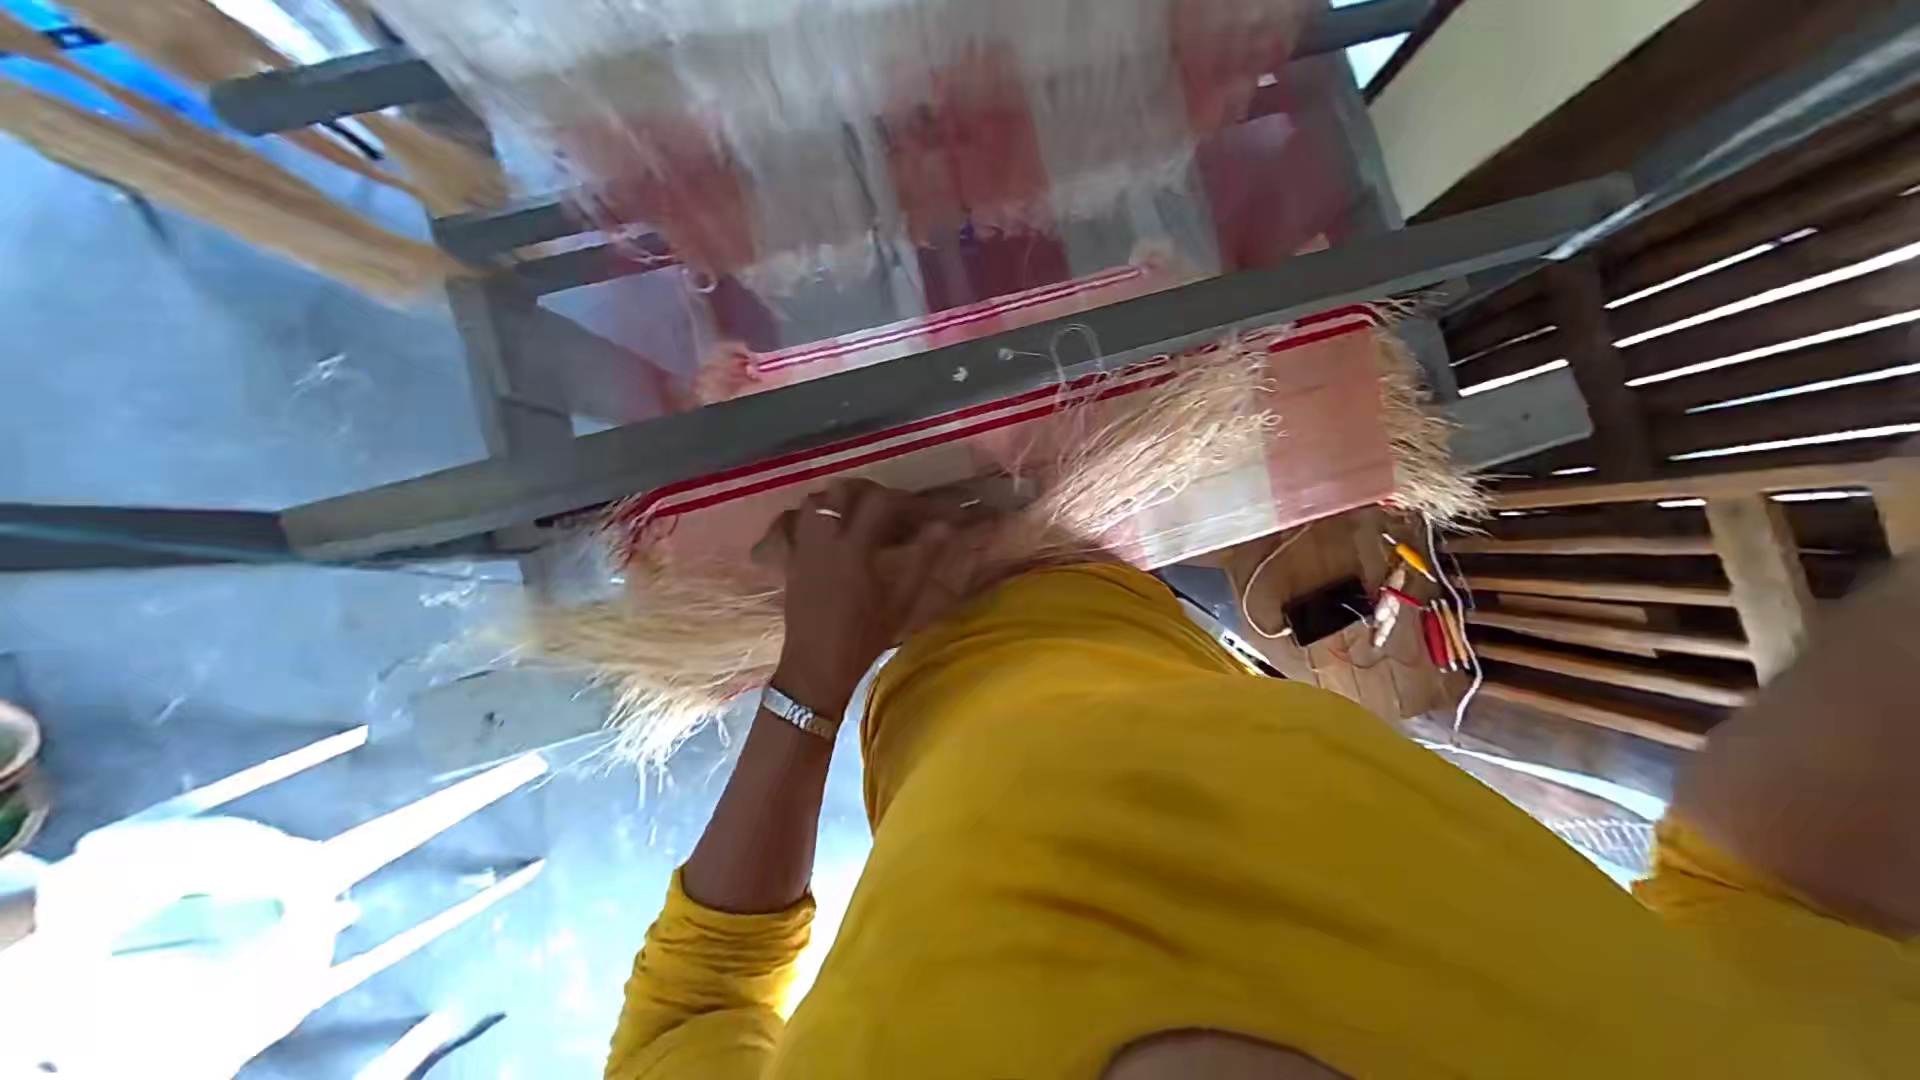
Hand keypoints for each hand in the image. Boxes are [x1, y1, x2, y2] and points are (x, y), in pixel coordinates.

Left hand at [762, 479, 995, 715]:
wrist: (816, 669)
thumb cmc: (863, 640)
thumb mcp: (900, 603)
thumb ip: (922, 560)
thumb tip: (945, 527)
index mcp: (853, 550)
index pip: (880, 503)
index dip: (905, 501)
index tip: (922, 512)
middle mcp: (823, 540)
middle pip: (842, 491)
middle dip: (870, 492)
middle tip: (892, 510)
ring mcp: (801, 548)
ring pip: (814, 501)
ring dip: (838, 500)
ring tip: (860, 516)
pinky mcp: (788, 561)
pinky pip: (790, 524)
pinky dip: (807, 517)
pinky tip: (823, 529)